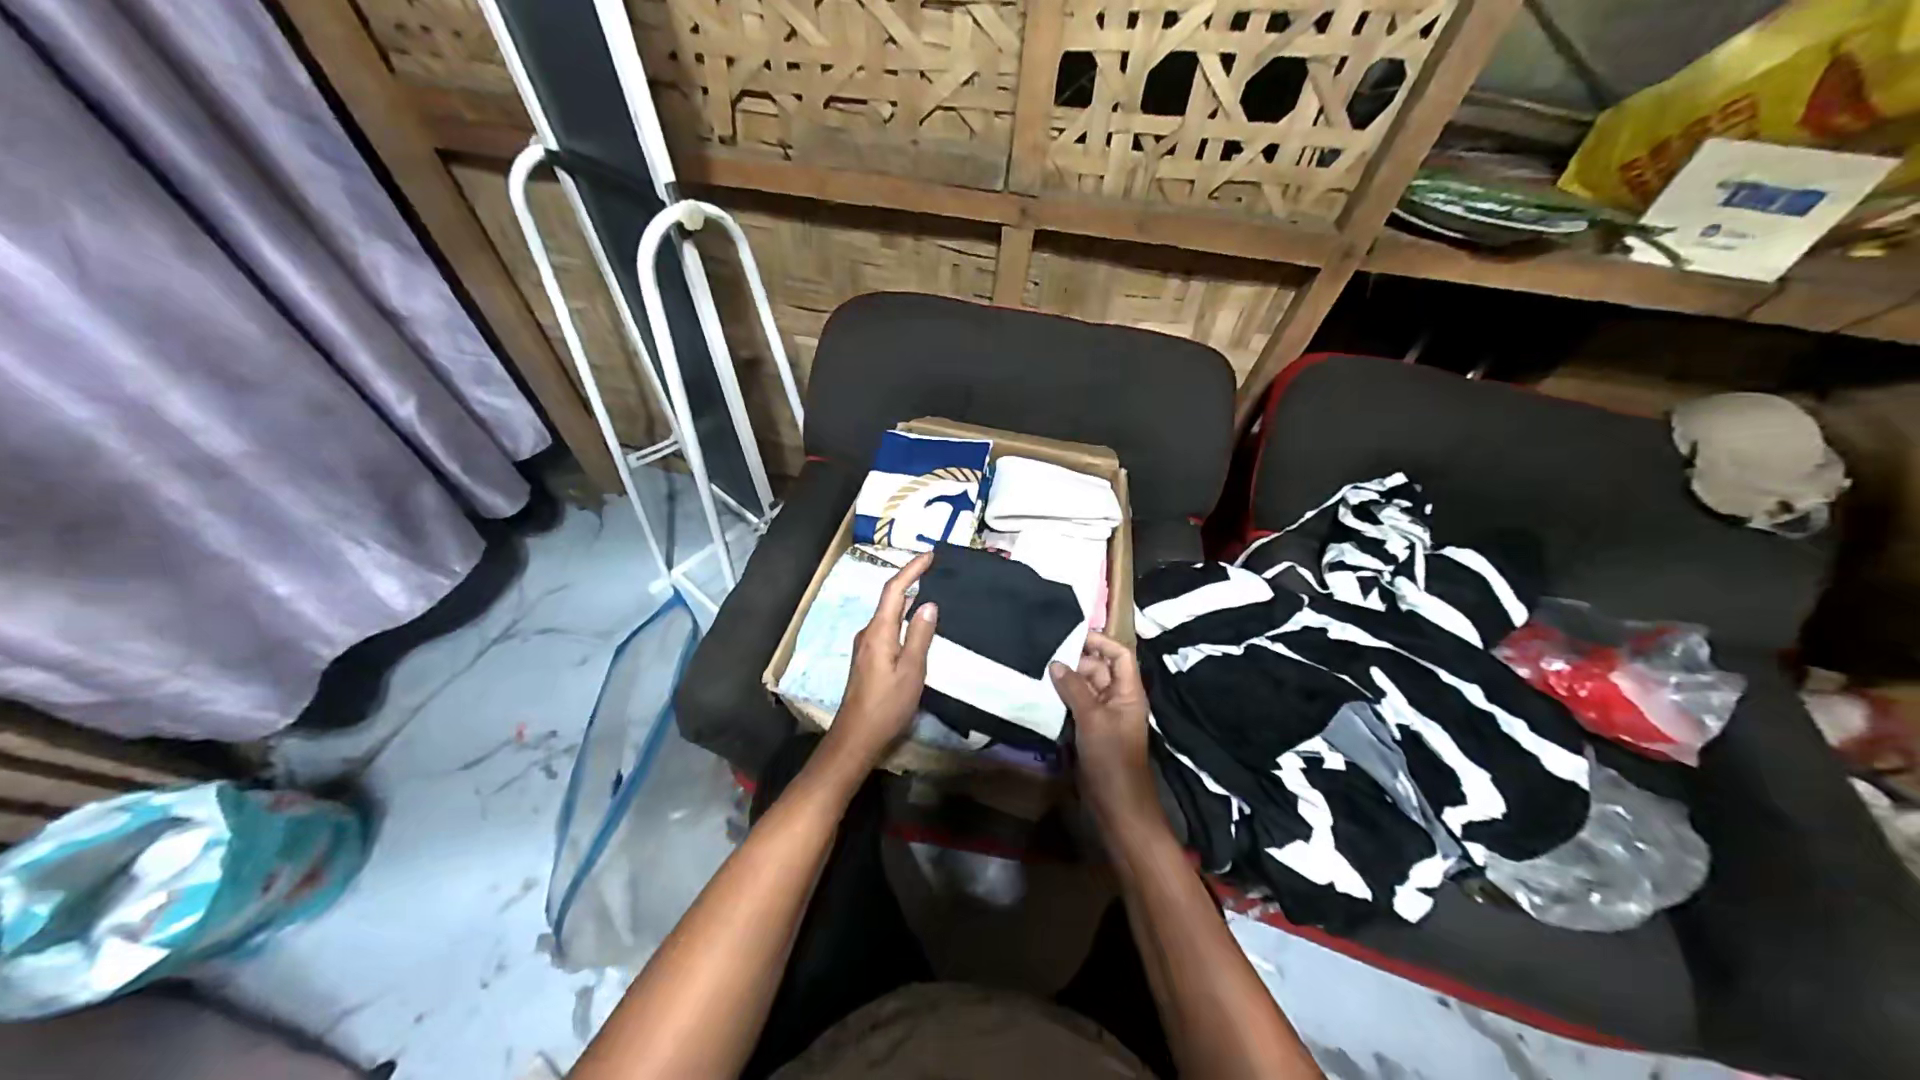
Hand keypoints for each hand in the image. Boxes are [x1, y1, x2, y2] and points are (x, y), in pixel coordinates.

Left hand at [828, 553, 938, 768]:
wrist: (857, 736)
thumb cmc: (887, 705)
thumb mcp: (911, 670)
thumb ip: (919, 636)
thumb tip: (928, 604)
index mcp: (878, 631)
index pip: (894, 590)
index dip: (911, 569)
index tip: (930, 555)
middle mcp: (868, 633)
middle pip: (889, 599)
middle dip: (910, 581)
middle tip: (935, 570)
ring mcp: (866, 646)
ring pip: (888, 614)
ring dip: (906, 600)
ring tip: (930, 592)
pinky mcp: (868, 658)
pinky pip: (887, 628)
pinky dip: (902, 617)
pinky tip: (916, 624)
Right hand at [1050, 632, 1161, 830]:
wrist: (1116, 803)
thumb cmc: (1111, 757)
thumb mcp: (1092, 718)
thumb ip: (1074, 688)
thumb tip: (1056, 663)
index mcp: (1129, 691)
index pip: (1120, 654)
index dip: (1100, 642)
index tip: (1072, 635)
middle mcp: (1118, 698)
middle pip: (1099, 668)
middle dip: (1076, 659)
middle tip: (1046, 651)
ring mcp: (1104, 715)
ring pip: (1085, 686)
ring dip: (1066, 679)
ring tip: (1040, 667)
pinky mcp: (1090, 730)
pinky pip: (1077, 705)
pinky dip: (1063, 697)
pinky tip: (1042, 692)